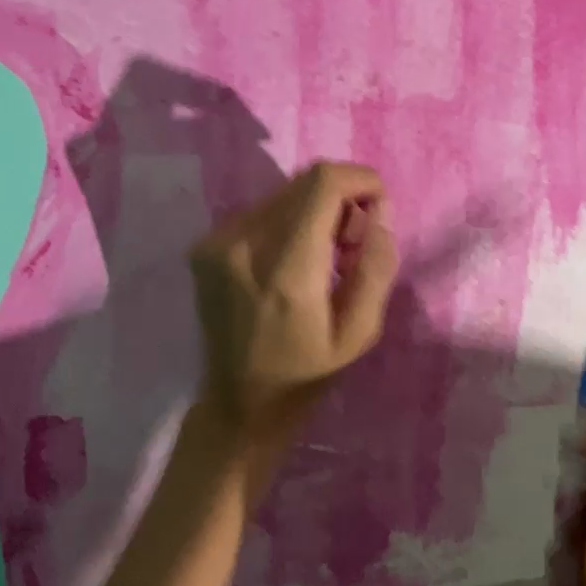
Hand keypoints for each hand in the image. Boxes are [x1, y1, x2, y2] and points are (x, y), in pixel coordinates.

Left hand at [187, 160, 398, 447]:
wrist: (239, 404)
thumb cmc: (308, 375)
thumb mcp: (360, 332)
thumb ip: (376, 267)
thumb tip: (381, 211)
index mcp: (286, 270)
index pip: (323, 184)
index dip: (361, 181)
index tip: (378, 209)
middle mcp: (243, 244)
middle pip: (304, 182)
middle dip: (342, 199)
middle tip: (352, 245)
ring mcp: (217, 242)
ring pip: (283, 192)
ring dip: (315, 209)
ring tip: (324, 256)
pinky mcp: (204, 245)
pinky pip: (260, 210)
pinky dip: (288, 222)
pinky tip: (293, 260)